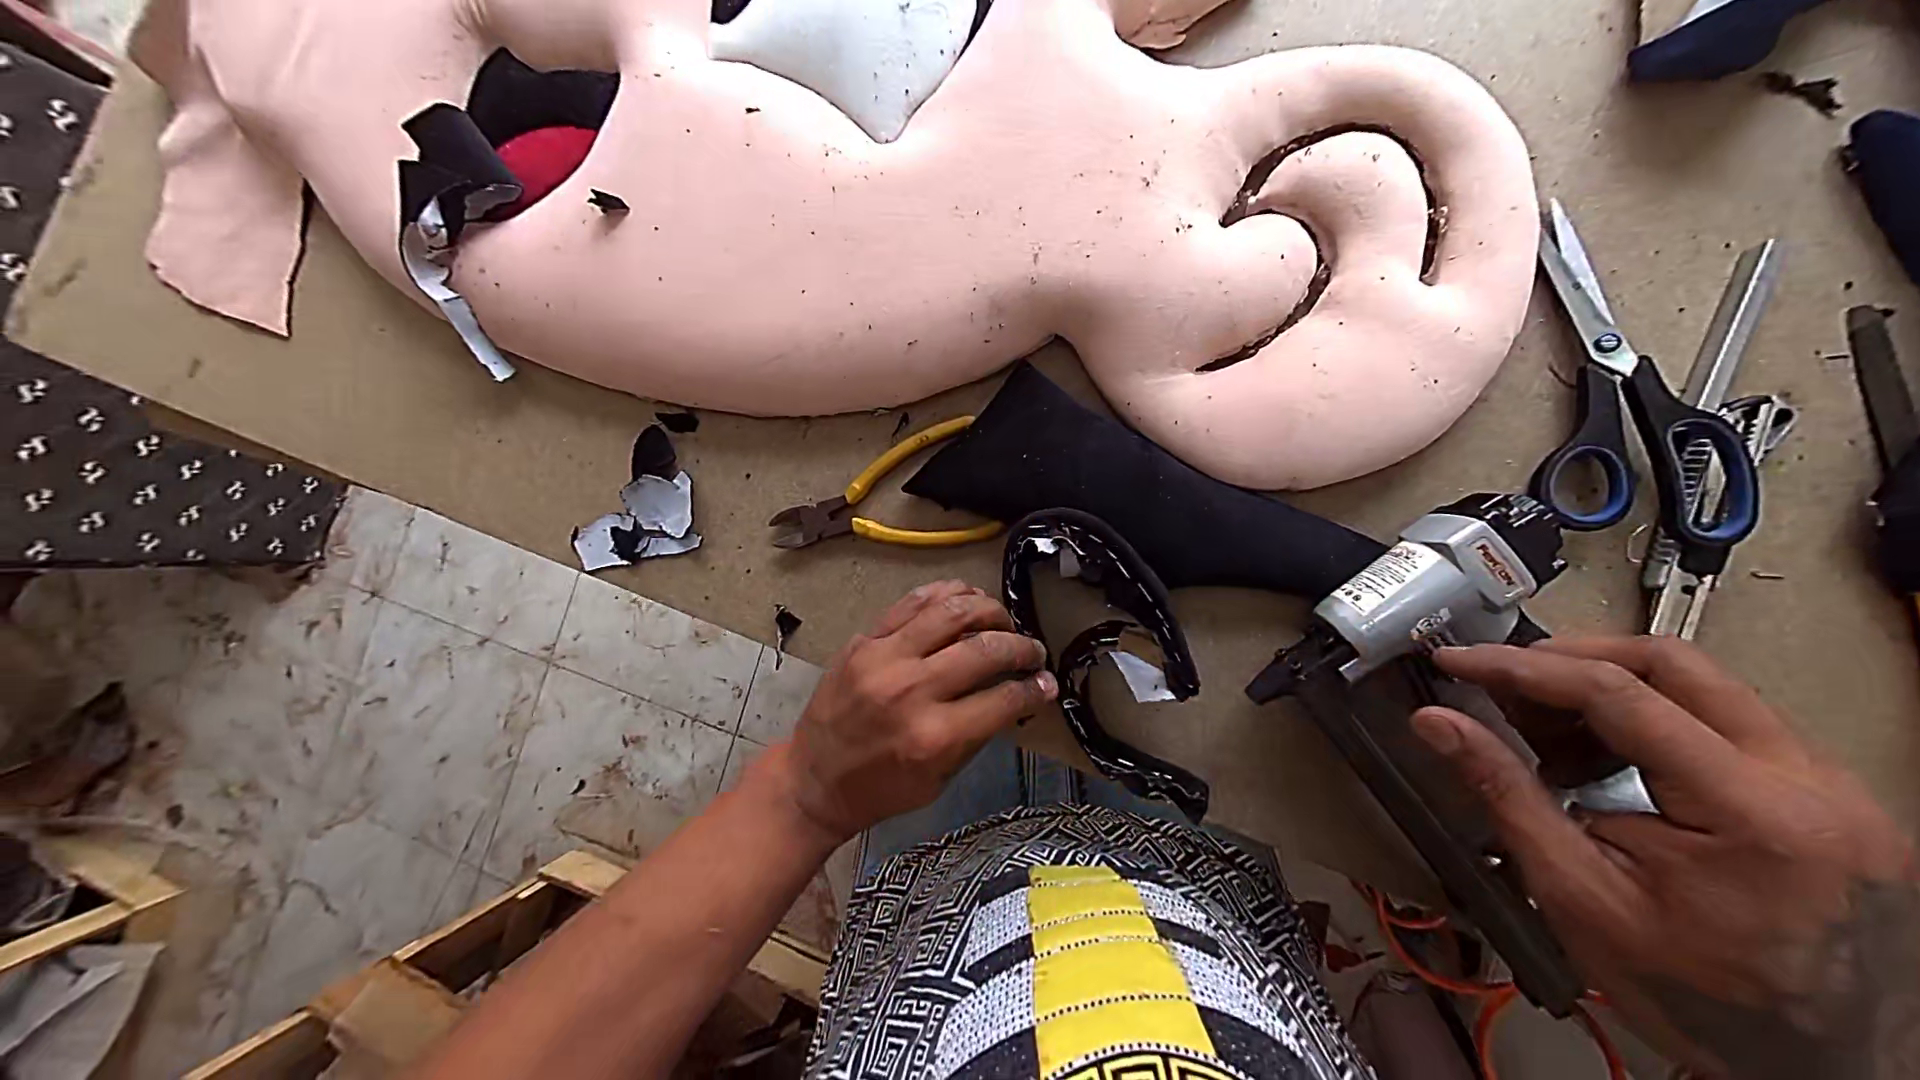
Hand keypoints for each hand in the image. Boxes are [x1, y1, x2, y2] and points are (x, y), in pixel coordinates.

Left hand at [779, 581, 1054, 842]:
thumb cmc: (880, 790)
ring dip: (989, 610)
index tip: (1047, 682)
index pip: (1004, 699)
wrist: (812, 778)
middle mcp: (912, 690)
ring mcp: (884, 658)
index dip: (1036, 688)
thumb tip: (1015, 693)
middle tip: (1032, 651)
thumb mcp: (940, 779)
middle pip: (985, 649)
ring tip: (1002, 621)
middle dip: (1021, 647)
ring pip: (952, 612)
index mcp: (934, 736)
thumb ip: (978, 733)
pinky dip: (946, 594)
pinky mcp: (865, 640)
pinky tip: (965, 599)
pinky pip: (913, 602)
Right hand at [1412, 637, 1918, 1079]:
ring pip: (1698, 684)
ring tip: (1538, 727)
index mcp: (1756, 812)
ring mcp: (1829, 788)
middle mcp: (1813, 783)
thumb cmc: (1696, 994)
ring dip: (1602, 687)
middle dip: (1569, 656)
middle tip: (1498, 675)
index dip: (1520, 667)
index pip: (1618, 694)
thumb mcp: (1577, 892)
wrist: (1820, 1069)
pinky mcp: (1821, 797)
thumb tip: (1437, 724)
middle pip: (1674, 663)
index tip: (1456, 660)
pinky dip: (1639, 718)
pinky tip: (1594, 756)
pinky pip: (1716, 721)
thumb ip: (1505, 793)